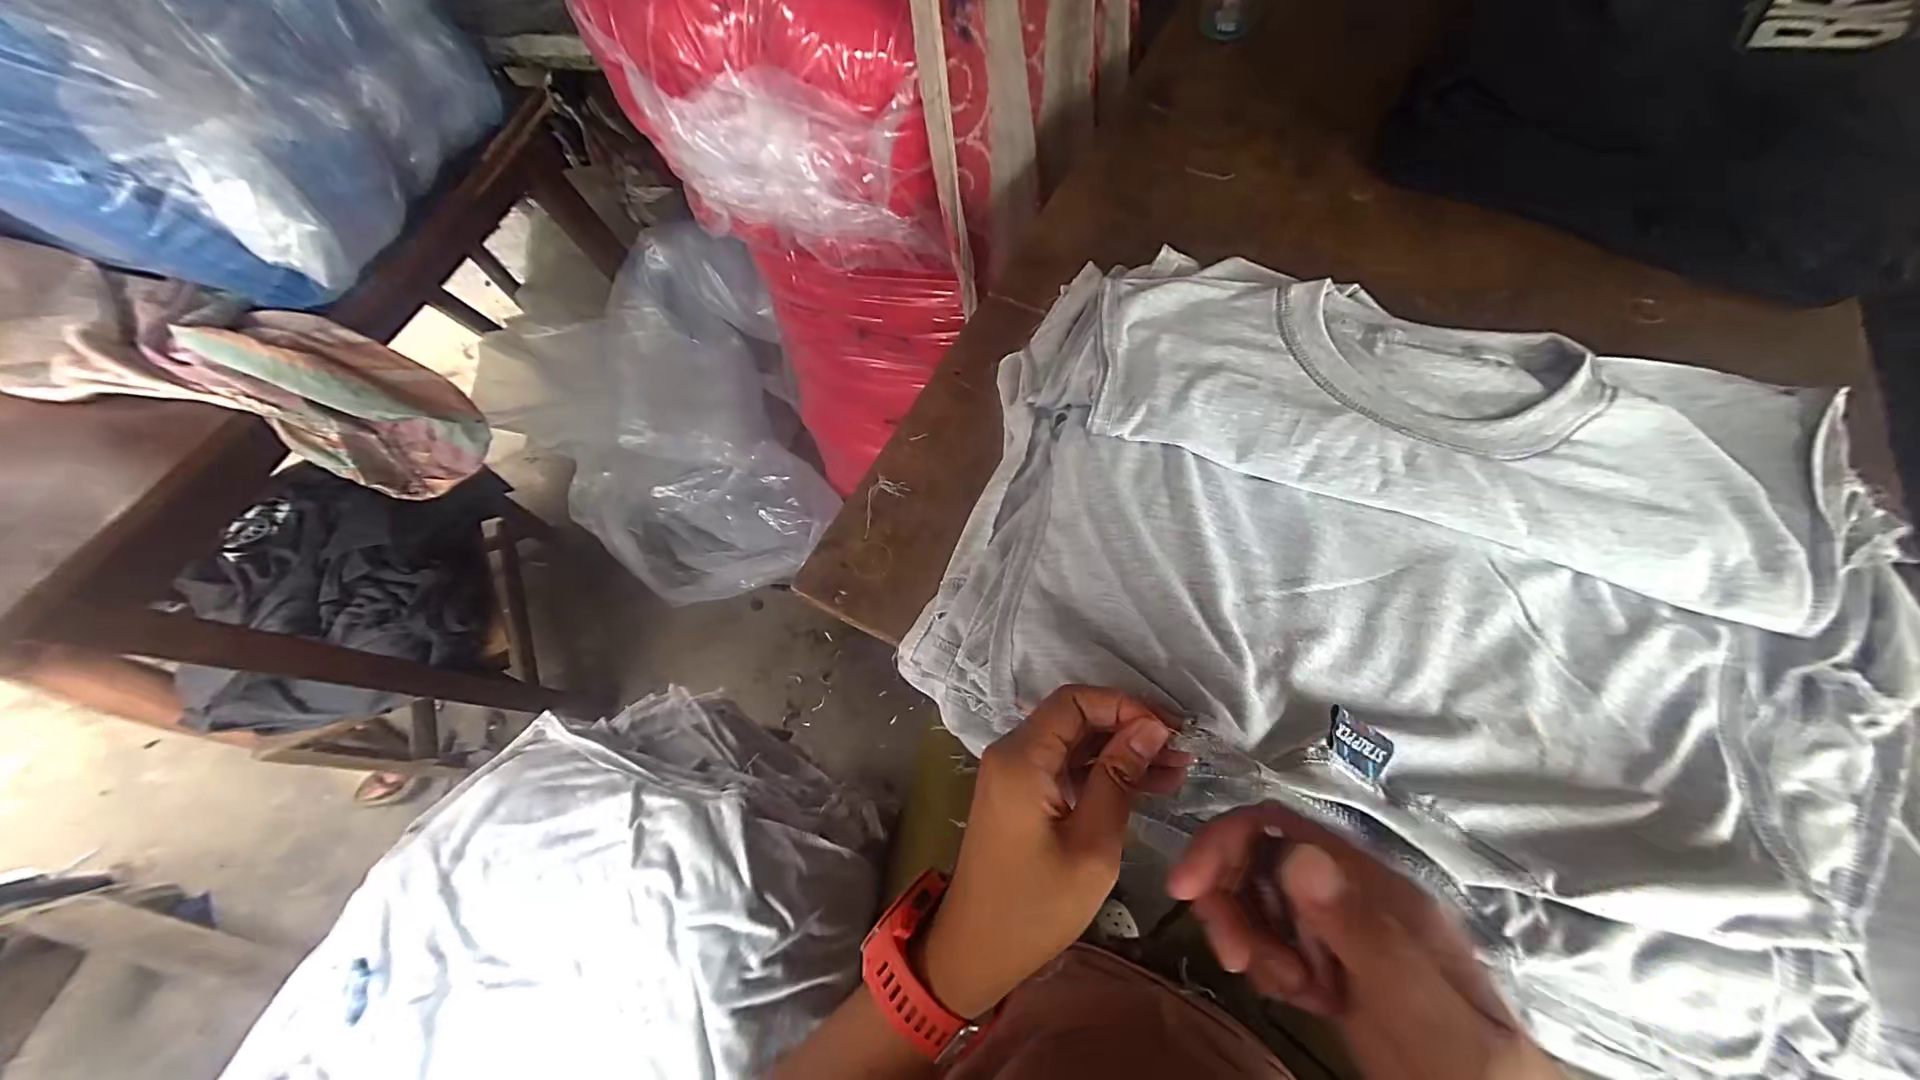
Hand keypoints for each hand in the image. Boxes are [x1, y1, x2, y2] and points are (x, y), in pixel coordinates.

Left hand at [915, 685, 1191, 1017]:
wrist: (977, 948)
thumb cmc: (1036, 907)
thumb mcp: (1092, 845)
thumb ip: (1118, 778)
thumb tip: (1149, 728)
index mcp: (1022, 758)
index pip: (1075, 701)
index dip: (1124, 705)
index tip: (1168, 730)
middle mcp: (1012, 752)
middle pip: (1075, 717)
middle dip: (1129, 727)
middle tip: (1181, 752)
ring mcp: (1014, 771)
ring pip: (1074, 741)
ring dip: (1121, 751)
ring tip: (1176, 770)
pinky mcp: (1022, 791)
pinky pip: (1065, 766)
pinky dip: (1102, 771)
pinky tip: (1147, 786)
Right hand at [1168, 803, 1560, 1079]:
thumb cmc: (1471, 1079)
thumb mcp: (1426, 1017)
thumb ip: (1365, 934)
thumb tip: (1299, 854)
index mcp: (1377, 888)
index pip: (1279, 827)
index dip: (1223, 842)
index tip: (1185, 889)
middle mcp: (1354, 892)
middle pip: (1259, 858)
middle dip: (1229, 899)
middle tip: (1233, 958)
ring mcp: (1343, 925)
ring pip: (1260, 895)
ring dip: (1247, 935)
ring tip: (1287, 991)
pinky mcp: (1334, 957)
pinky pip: (1273, 934)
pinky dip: (1266, 960)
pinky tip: (1300, 998)